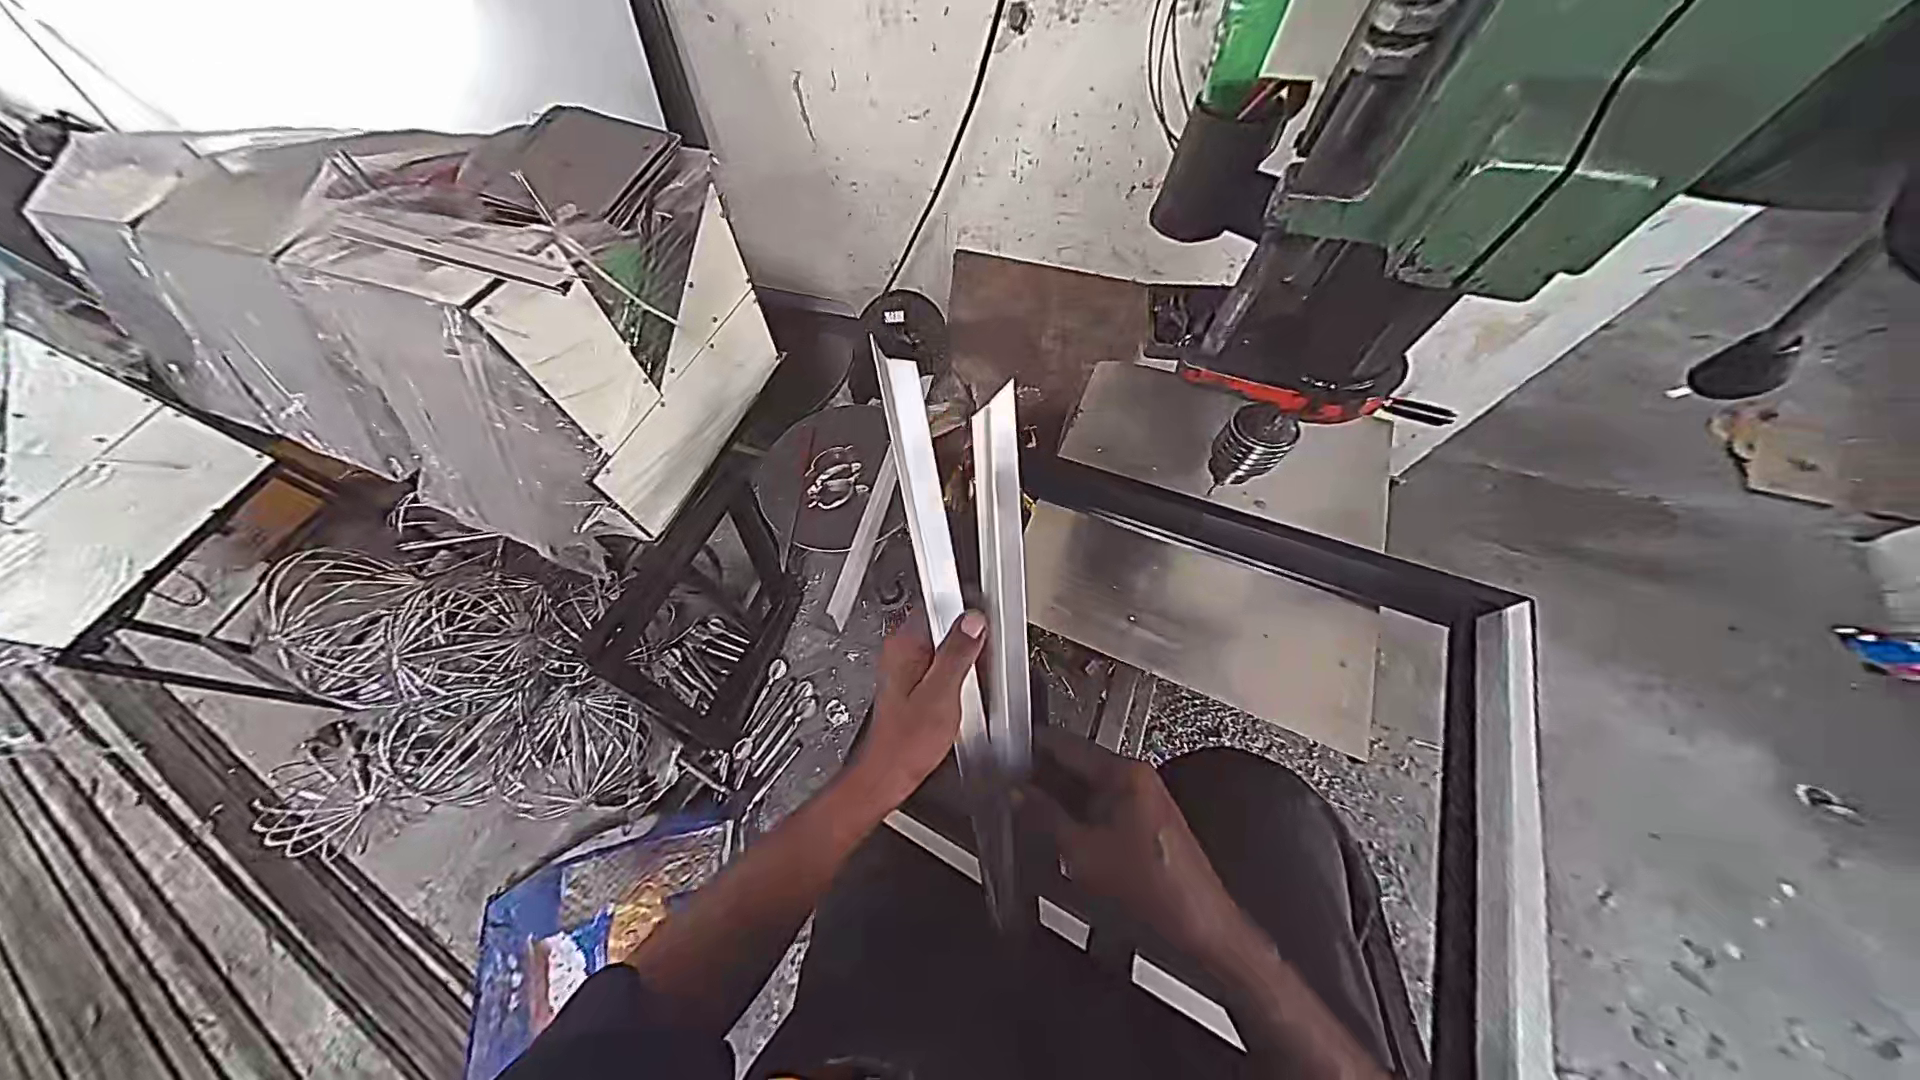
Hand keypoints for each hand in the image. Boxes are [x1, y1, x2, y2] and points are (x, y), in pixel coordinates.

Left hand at [848, 610, 988, 805]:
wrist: (890, 772)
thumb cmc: (906, 742)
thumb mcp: (941, 695)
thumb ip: (958, 654)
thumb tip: (973, 621)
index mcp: (904, 645)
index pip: (939, 605)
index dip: (966, 614)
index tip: (982, 628)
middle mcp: (901, 649)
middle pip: (946, 624)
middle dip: (968, 644)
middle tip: (974, 672)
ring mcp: (907, 664)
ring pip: (948, 646)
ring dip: (965, 663)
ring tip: (965, 691)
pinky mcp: (914, 679)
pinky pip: (944, 664)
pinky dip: (957, 677)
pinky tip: (958, 698)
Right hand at [1022, 727, 1250, 960]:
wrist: (1199, 924)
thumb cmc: (1156, 888)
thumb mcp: (1082, 852)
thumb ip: (1044, 816)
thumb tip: (1019, 795)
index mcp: (1124, 773)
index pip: (1067, 745)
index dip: (1033, 748)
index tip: (1009, 752)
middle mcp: (1136, 777)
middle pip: (1077, 763)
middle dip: (1043, 775)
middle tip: (1013, 785)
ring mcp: (1142, 797)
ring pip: (1088, 785)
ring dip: (1059, 796)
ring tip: (1029, 808)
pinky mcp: (1143, 818)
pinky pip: (1101, 803)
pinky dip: (1077, 812)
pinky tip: (1058, 829)